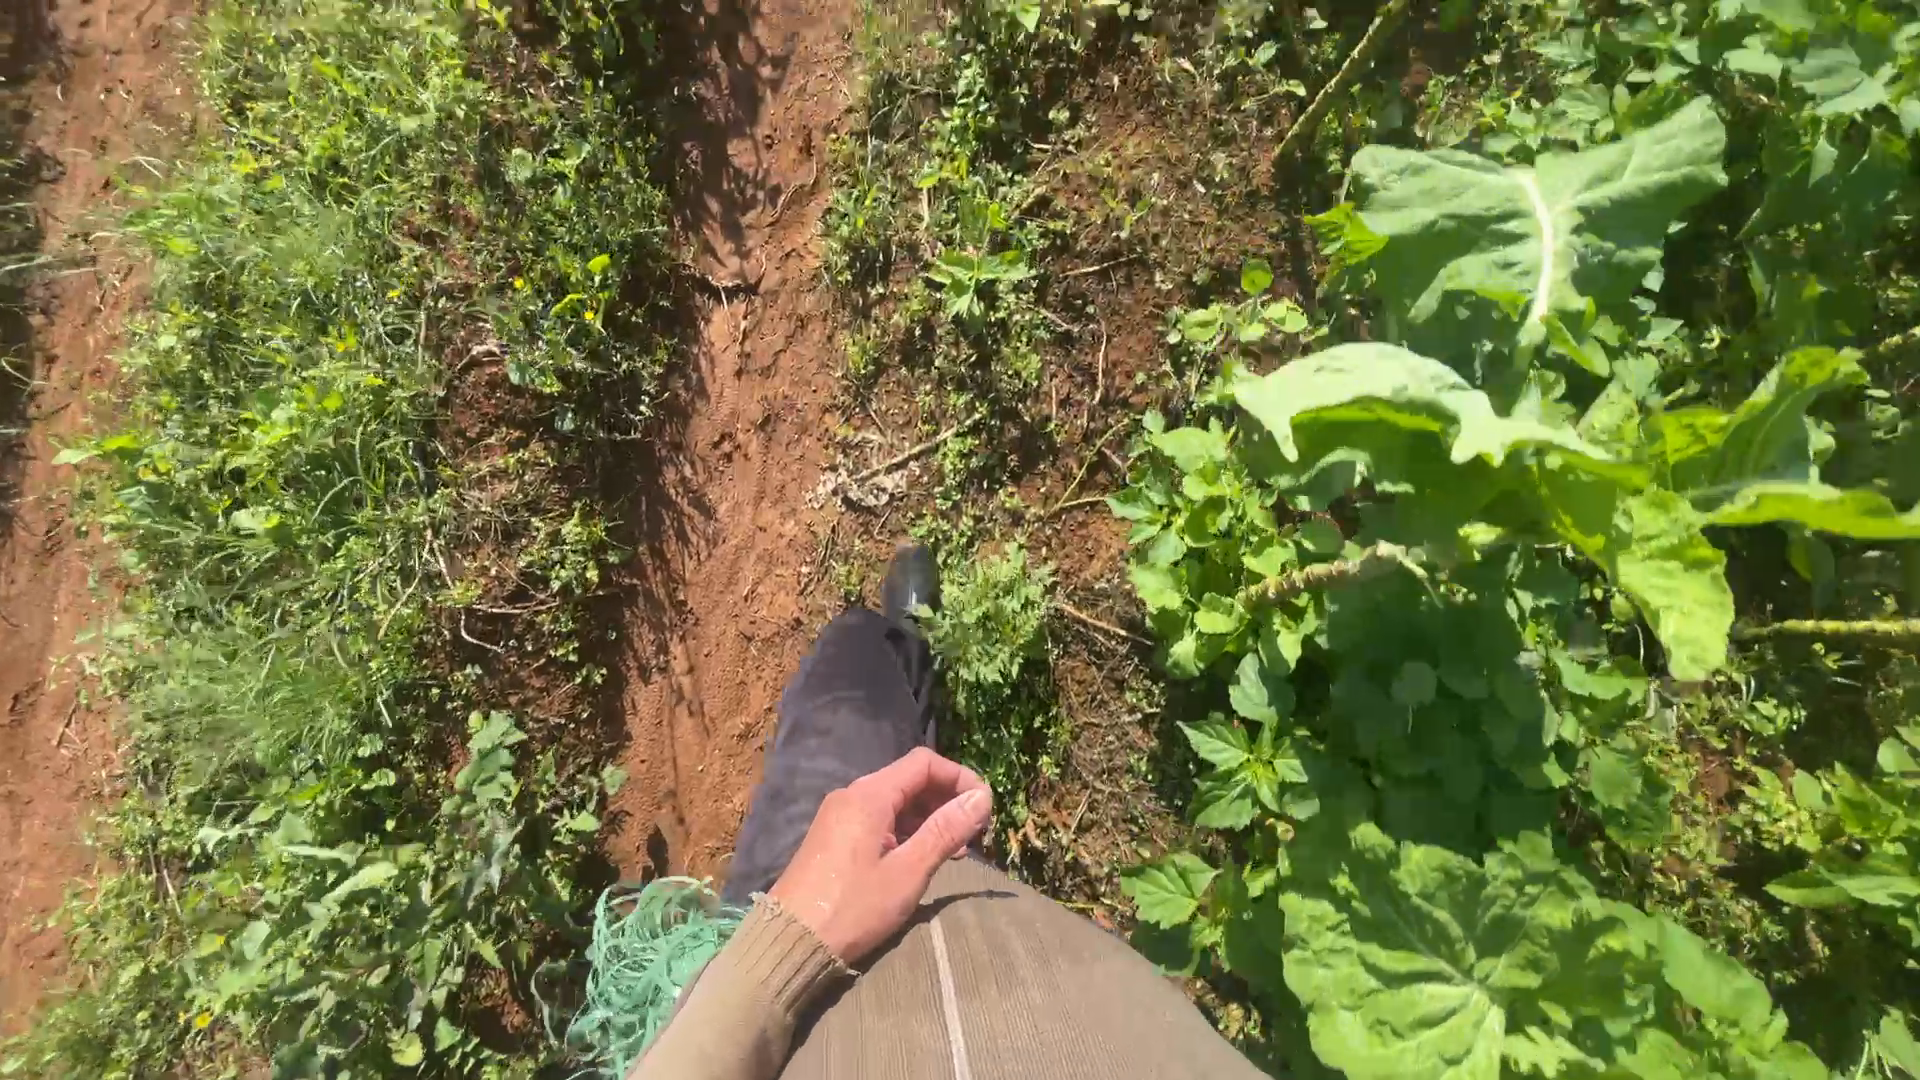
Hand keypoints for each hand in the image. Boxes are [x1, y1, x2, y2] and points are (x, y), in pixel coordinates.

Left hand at [768, 747, 992, 963]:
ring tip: (956, 849)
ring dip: (930, 817)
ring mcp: (842, 815)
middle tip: (975, 832)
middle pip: (911, 779)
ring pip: (897, 800)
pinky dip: (908, 830)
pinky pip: (882, 818)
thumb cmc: (852, 907)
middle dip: (947, 799)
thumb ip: (945, 830)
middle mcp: (854, 795)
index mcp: (870, 795)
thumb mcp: (907, 872)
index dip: (959, 778)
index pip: (924, 763)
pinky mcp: (836, 836)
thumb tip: (982, 796)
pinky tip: (924, 856)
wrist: (787, 944)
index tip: (984, 807)